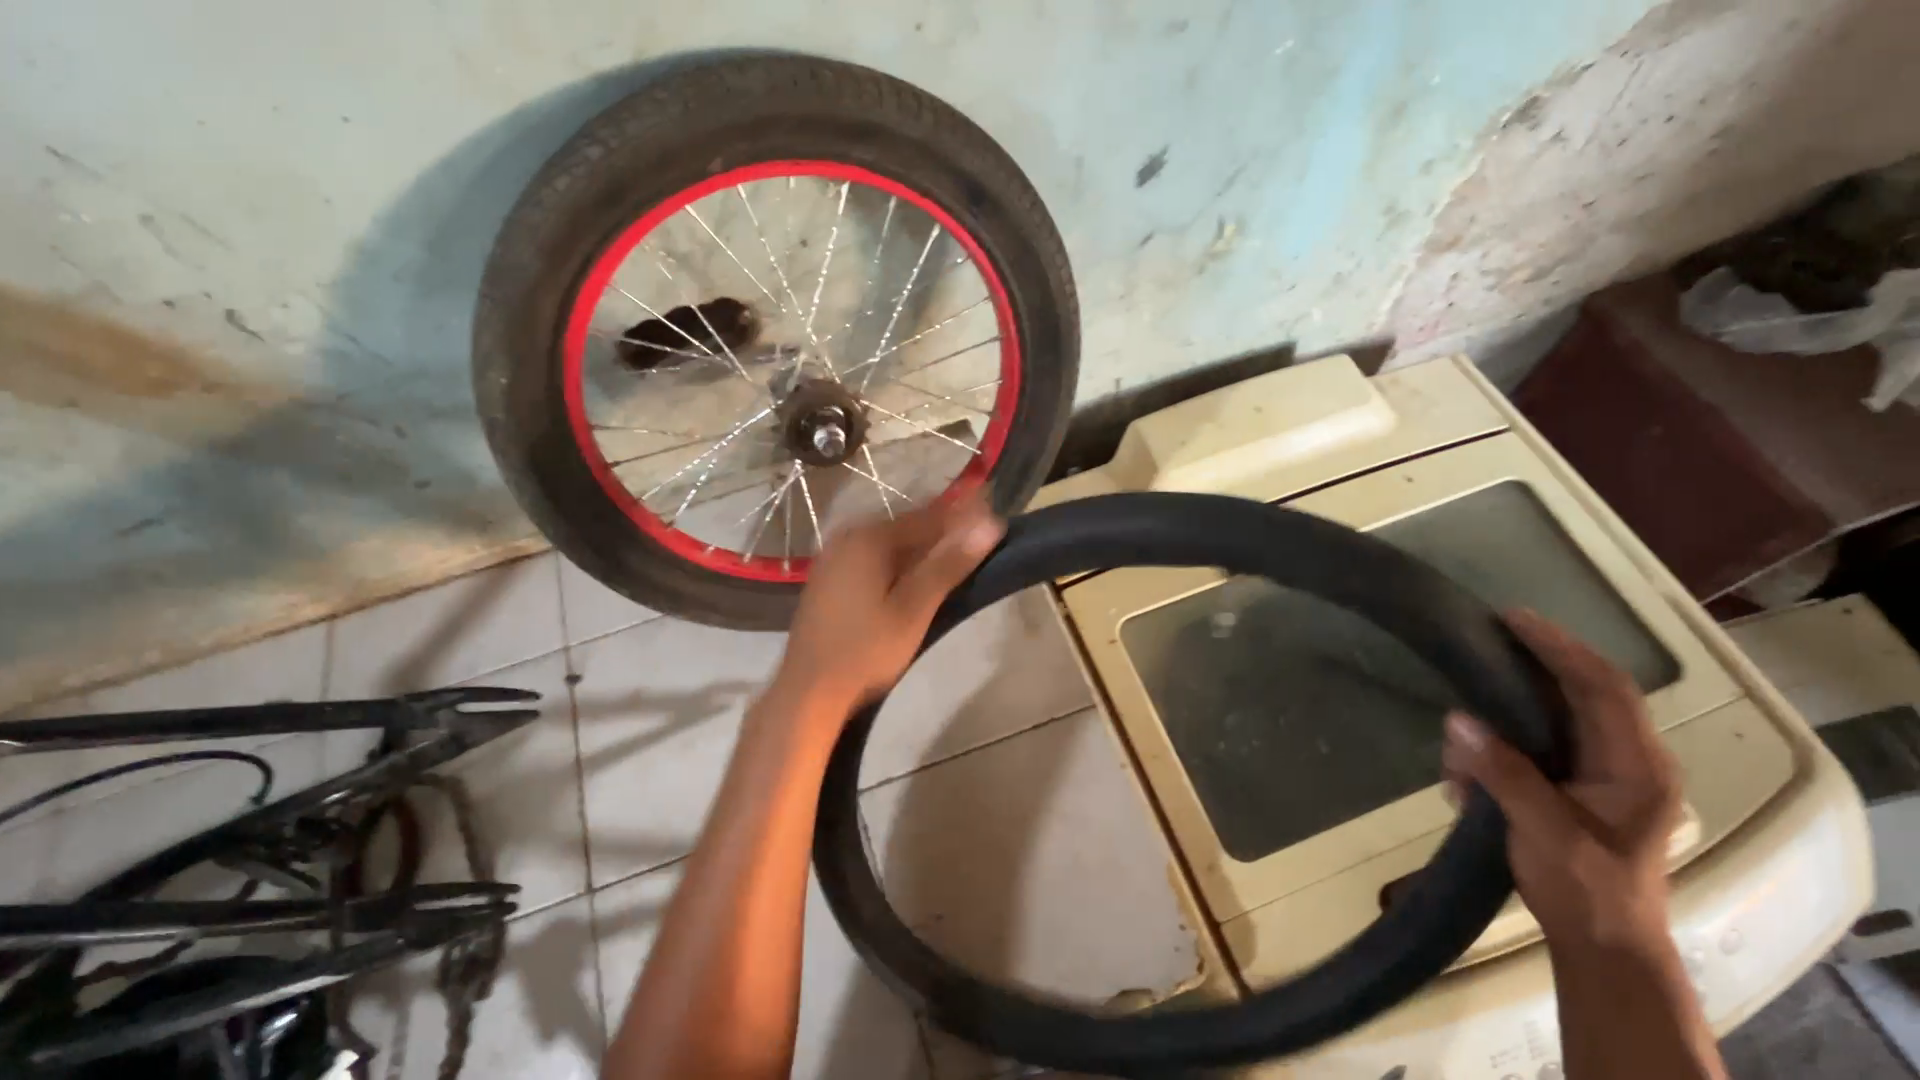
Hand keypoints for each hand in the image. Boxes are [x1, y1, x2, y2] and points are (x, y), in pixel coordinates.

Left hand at [774, 491, 1003, 712]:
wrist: (809, 690)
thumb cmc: (867, 651)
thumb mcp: (914, 609)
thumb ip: (949, 564)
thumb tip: (989, 524)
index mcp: (869, 538)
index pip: (928, 516)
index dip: (963, 516)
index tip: (994, 515)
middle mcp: (848, 537)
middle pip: (906, 527)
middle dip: (942, 531)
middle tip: (979, 538)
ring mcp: (833, 558)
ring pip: (889, 544)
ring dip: (921, 548)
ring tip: (955, 558)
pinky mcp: (829, 580)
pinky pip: (872, 559)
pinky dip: (898, 563)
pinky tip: (914, 578)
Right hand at [1442, 609, 1682, 949]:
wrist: (1604, 949)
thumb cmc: (1587, 891)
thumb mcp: (1545, 832)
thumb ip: (1505, 774)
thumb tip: (1457, 720)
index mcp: (1638, 766)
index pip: (1603, 687)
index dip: (1560, 647)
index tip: (1513, 620)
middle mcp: (1628, 760)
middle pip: (1582, 692)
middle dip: (1533, 664)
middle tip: (1484, 639)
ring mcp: (1604, 775)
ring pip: (1553, 720)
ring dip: (1503, 718)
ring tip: (1461, 739)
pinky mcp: (1576, 789)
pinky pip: (1536, 749)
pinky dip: (1498, 750)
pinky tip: (1465, 776)